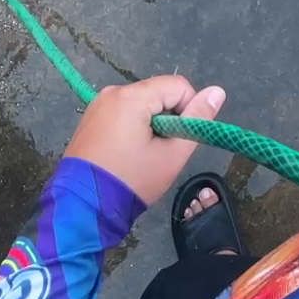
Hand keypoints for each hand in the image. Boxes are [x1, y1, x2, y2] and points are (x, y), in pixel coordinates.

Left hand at [64, 76, 225, 205]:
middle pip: (159, 93)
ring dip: (151, 124)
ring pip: (141, 104)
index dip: (189, 110)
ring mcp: (98, 105)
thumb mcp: (171, 155)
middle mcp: (113, 92)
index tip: (179, 140)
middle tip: (160, 152)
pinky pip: (123, 113)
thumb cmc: (131, 181)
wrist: (80, 212)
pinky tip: (126, 155)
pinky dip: (132, 128)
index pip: (179, 86)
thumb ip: (197, 120)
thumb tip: (218, 90)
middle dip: (168, 118)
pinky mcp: (89, 120)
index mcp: (132, 96)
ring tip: (142, 156)